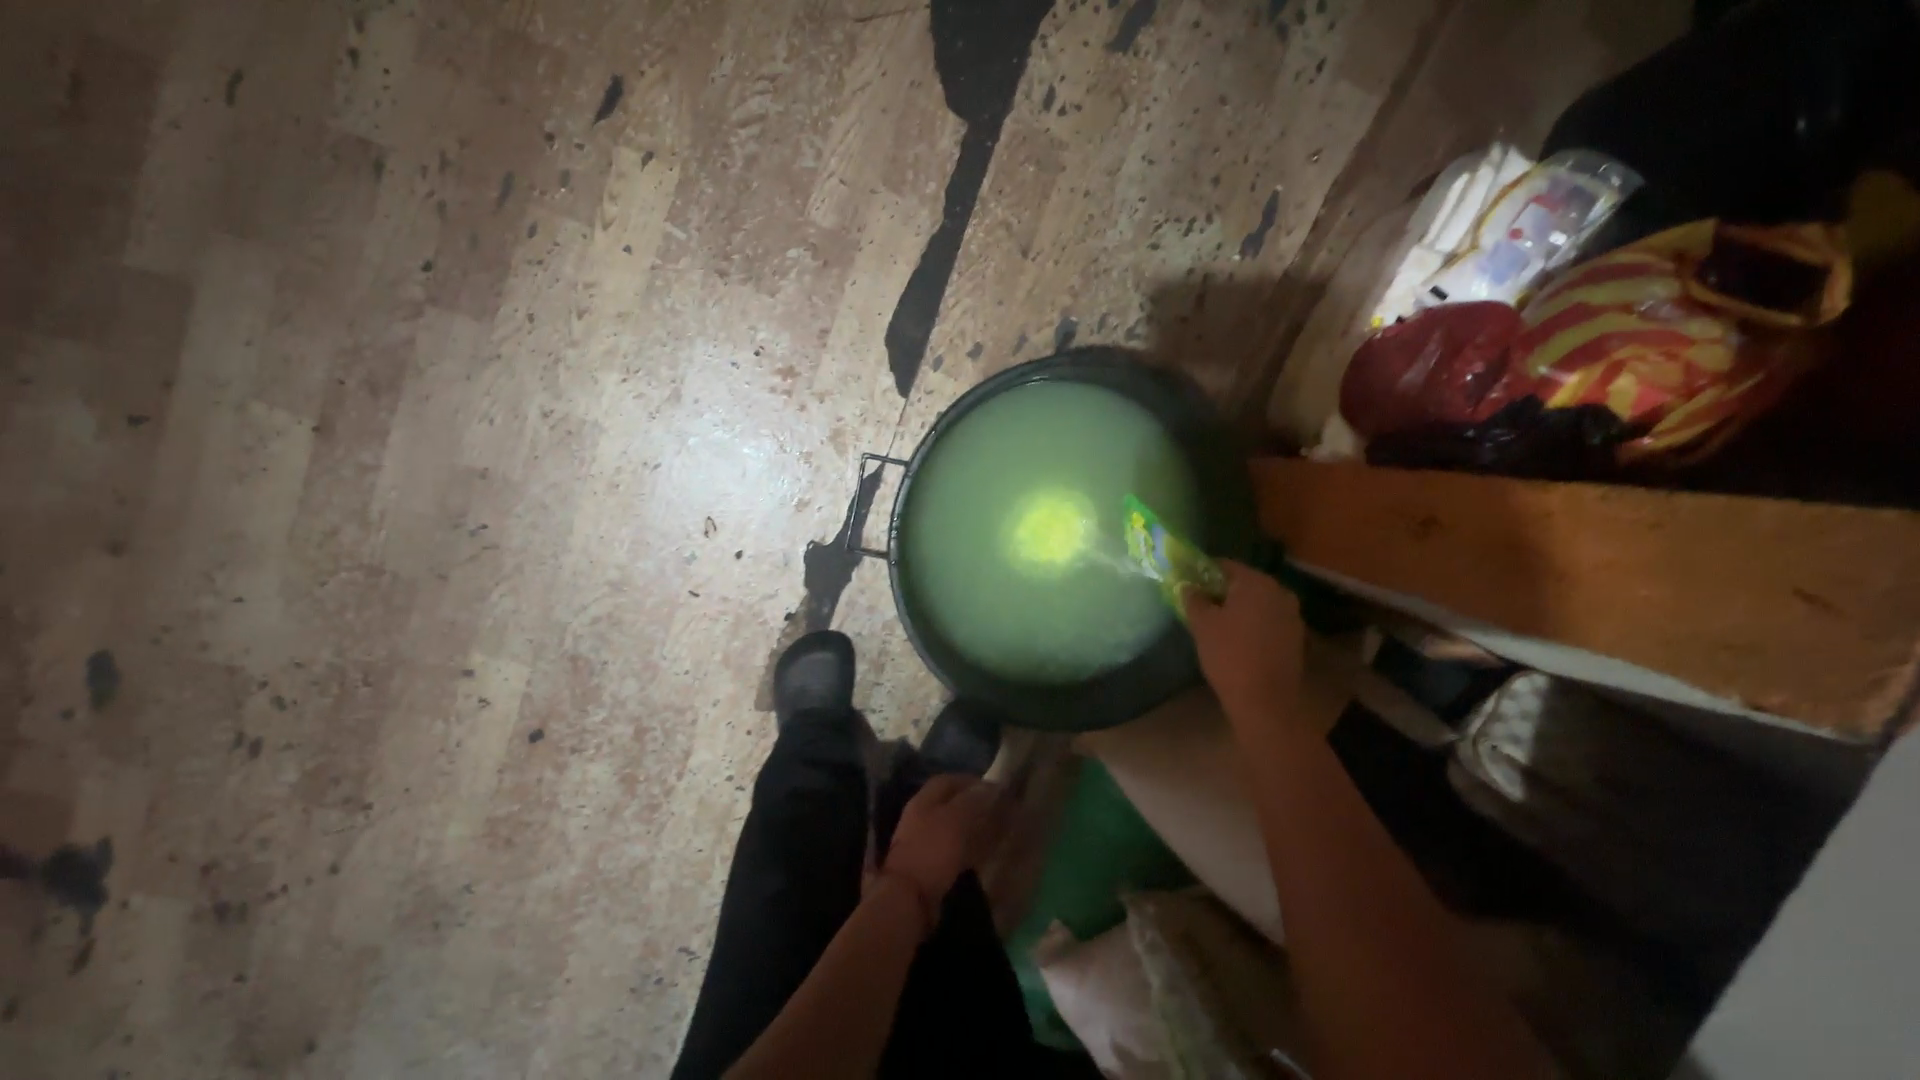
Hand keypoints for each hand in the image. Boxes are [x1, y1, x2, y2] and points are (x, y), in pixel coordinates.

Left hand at [883, 774, 1007, 902]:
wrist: (907, 897)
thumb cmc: (931, 851)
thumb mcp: (955, 820)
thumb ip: (972, 800)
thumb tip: (990, 786)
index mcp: (922, 801)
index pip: (946, 780)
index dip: (969, 781)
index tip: (993, 788)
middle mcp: (919, 818)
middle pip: (948, 804)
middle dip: (972, 804)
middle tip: (996, 810)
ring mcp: (920, 842)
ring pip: (950, 827)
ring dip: (970, 827)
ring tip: (994, 832)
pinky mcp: (926, 866)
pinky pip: (950, 850)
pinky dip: (966, 849)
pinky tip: (981, 855)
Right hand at [1182, 559, 1304, 723]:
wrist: (1265, 700)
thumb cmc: (1229, 656)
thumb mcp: (1202, 625)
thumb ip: (1193, 599)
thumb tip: (1187, 586)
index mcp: (1256, 582)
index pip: (1226, 566)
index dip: (1204, 573)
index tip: (1189, 584)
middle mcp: (1279, 591)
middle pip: (1245, 583)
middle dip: (1223, 591)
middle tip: (1201, 604)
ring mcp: (1292, 614)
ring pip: (1259, 603)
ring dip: (1240, 608)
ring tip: (1219, 624)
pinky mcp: (1296, 636)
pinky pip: (1269, 620)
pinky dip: (1254, 623)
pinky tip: (1239, 639)